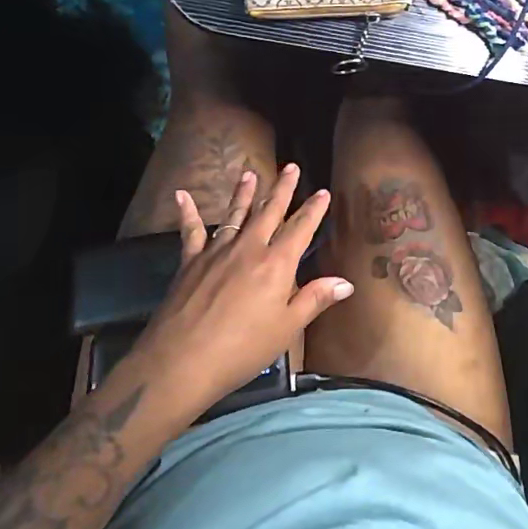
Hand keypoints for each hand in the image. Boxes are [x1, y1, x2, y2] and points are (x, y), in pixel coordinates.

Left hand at [128, 164, 354, 412]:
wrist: (183, 360)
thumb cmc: (243, 349)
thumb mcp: (287, 329)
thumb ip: (314, 300)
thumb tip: (346, 282)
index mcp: (276, 264)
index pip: (300, 229)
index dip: (313, 210)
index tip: (323, 192)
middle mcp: (248, 249)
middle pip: (268, 212)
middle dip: (282, 189)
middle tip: (291, 167)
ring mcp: (217, 252)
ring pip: (235, 215)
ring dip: (244, 193)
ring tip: (250, 173)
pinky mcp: (190, 261)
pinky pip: (191, 231)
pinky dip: (188, 212)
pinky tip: (182, 195)